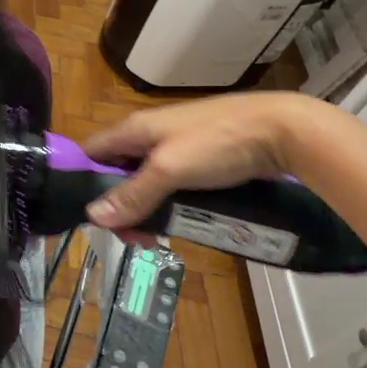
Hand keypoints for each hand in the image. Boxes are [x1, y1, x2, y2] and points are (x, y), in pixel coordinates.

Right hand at [80, 92, 316, 230]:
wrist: (283, 132)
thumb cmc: (218, 143)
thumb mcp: (170, 170)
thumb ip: (133, 194)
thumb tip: (92, 216)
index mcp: (134, 129)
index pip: (91, 152)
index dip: (83, 179)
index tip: (88, 213)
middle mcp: (149, 136)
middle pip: (117, 172)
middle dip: (118, 205)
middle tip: (131, 237)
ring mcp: (176, 147)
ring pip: (146, 182)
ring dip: (144, 209)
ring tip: (155, 238)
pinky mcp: (201, 160)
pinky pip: (171, 185)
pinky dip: (168, 204)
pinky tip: (178, 224)